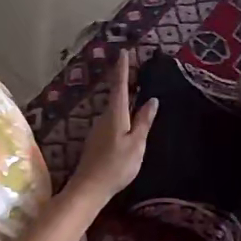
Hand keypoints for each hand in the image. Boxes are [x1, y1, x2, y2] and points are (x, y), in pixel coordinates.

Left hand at [68, 50, 159, 204]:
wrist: (89, 188)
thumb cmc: (116, 165)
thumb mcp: (136, 144)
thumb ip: (144, 121)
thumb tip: (151, 100)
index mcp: (115, 114)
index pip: (120, 86)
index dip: (122, 68)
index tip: (123, 52)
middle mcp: (104, 117)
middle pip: (116, 95)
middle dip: (124, 82)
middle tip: (135, 70)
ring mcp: (98, 129)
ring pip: (113, 109)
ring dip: (123, 100)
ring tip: (136, 94)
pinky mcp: (97, 141)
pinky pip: (111, 121)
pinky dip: (120, 114)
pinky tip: (127, 122)